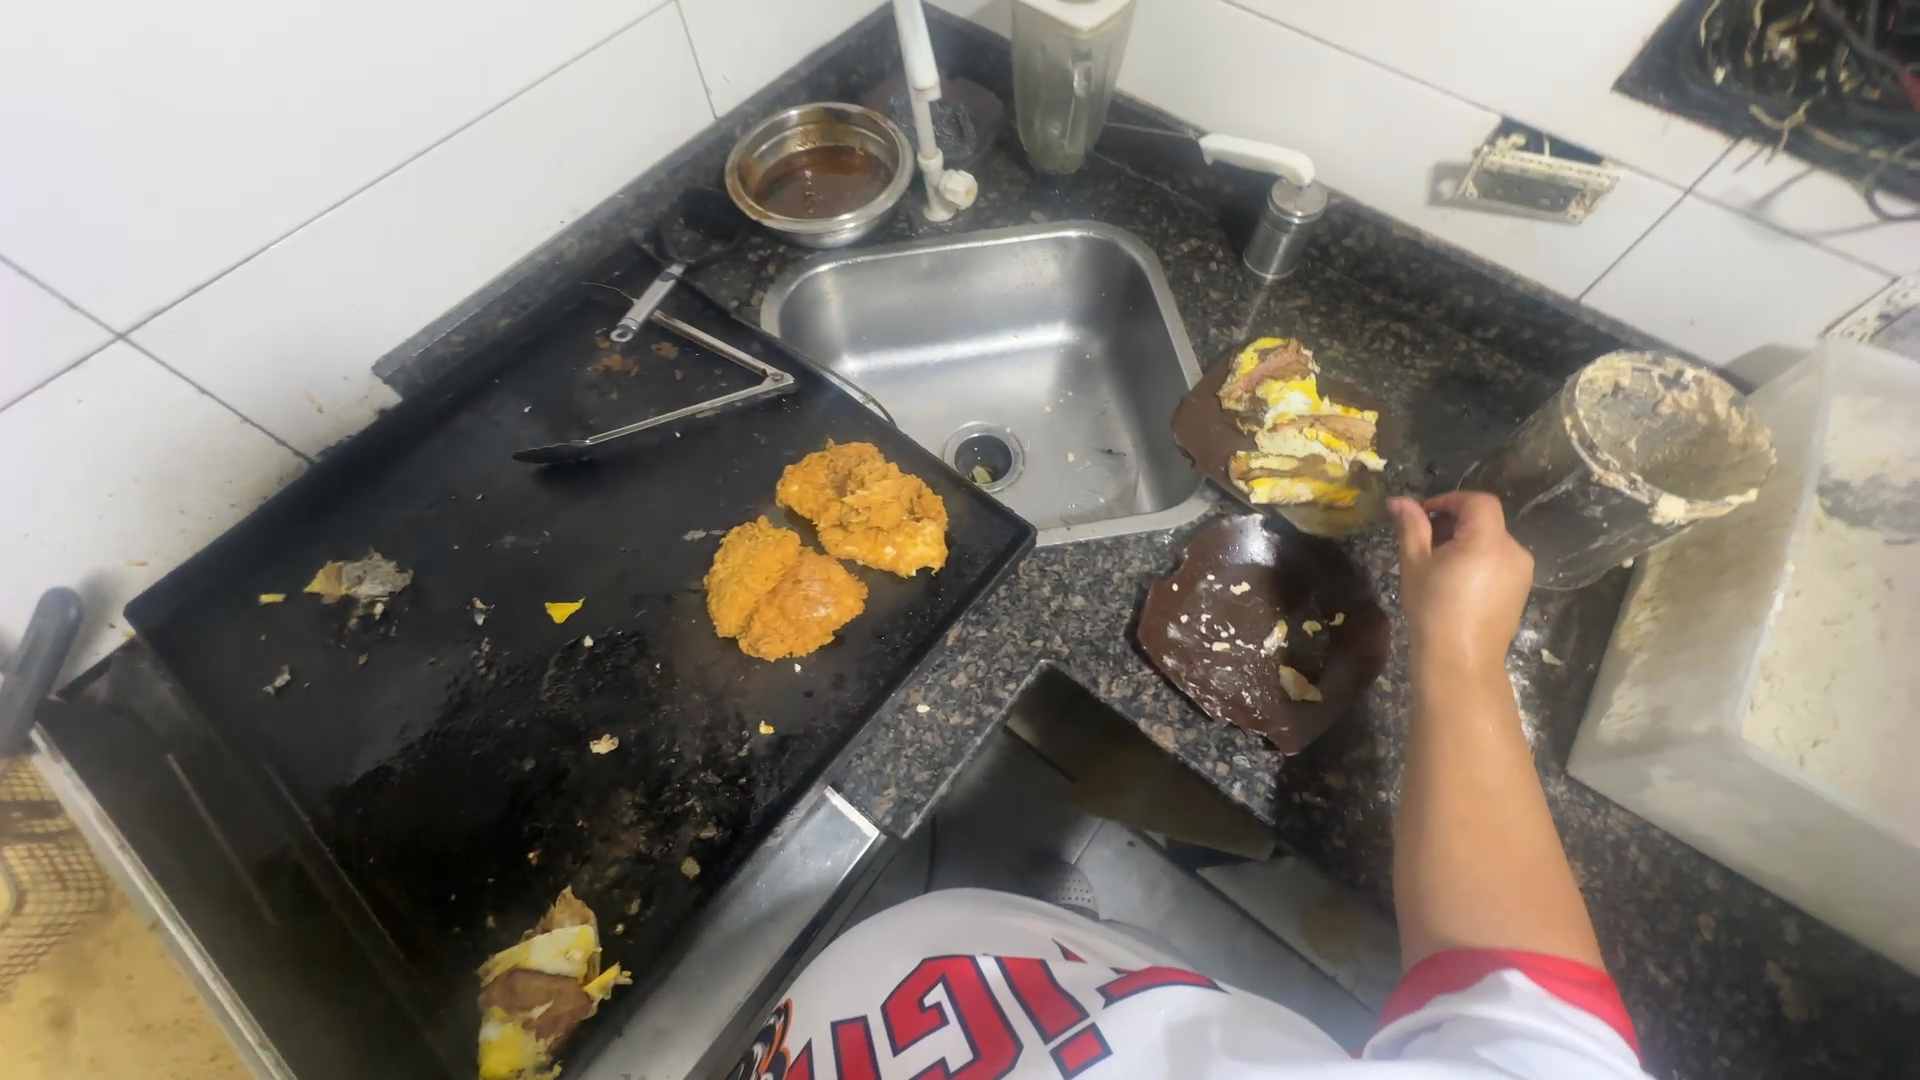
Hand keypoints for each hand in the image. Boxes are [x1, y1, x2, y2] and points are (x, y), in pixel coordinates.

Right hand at [1386, 491, 1532, 670]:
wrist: (1460, 657)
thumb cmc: (1433, 608)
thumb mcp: (1415, 564)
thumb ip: (1411, 527)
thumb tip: (1398, 499)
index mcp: (1487, 541)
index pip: (1478, 501)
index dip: (1450, 499)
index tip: (1424, 514)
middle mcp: (1513, 550)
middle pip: (1486, 520)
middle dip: (1454, 522)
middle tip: (1424, 542)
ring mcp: (1522, 570)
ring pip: (1492, 540)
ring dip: (1466, 540)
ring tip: (1439, 564)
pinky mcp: (1521, 587)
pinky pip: (1500, 560)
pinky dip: (1478, 558)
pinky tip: (1457, 581)